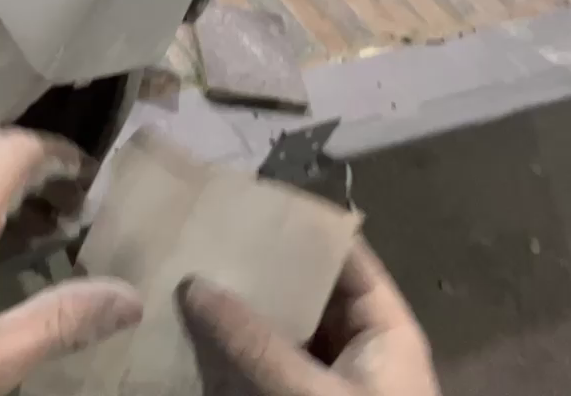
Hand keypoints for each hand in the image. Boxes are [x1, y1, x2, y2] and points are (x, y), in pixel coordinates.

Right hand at [177, 239, 439, 395]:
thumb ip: (255, 342)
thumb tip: (194, 282)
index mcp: (385, 330)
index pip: (344, 254)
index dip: (300, 222)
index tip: (244, 194)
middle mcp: (356, 344)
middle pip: (306, 283)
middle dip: (255, 259)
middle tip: (199, 227)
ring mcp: (325, 375)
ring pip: (280, 320)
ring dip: (239, 299)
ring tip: (186, 263)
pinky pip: (262, 356)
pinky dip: (233, 339)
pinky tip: (192, 318)